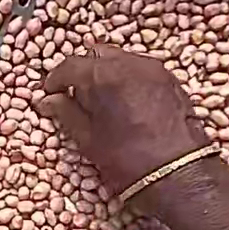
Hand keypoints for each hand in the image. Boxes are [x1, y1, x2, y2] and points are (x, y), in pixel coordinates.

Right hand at [34, 45, 213, 200]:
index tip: (50, 93)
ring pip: (119, 59)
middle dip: (81, 72)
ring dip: (104, 73)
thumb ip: (66, 113)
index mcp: (104, 75)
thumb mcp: (88, 138)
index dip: (56, 79)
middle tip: (73, 95)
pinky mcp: (170, 79)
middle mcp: (130, 63)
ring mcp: (153, 69)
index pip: (70, 65)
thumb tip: (49, 101)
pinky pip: (139, 69)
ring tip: (99, 100)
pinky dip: (125, 78)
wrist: (179, 174)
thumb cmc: (129, 159)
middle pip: (95, 55)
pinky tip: (122, 102)